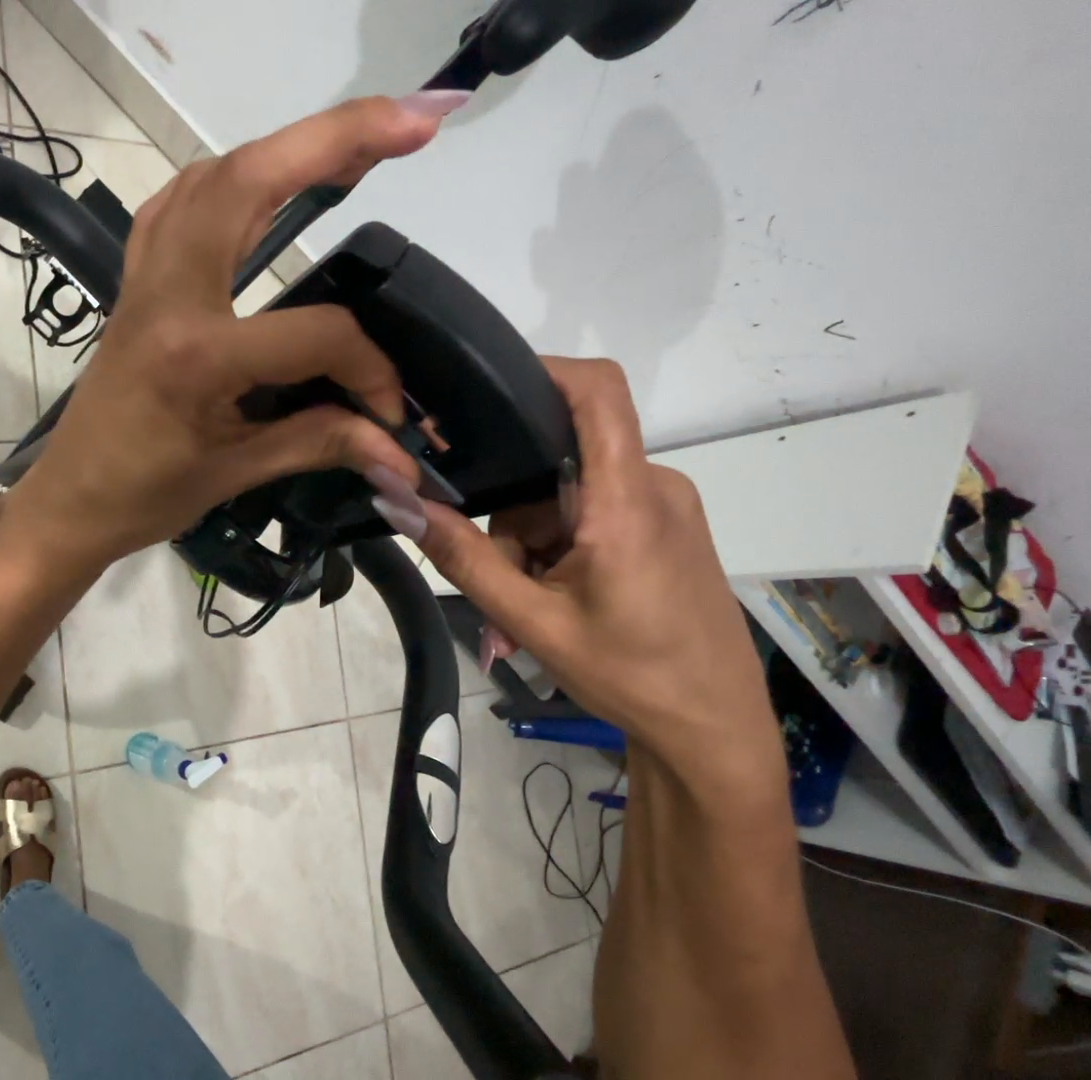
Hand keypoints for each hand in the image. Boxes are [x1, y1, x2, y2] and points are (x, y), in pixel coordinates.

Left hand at [3, 95, 470, 570]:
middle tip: (415, 123)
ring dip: (281, 148)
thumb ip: (318, 443)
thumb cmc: (142, 497)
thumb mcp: (234, 474)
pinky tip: (258, 187)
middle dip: (336, 138)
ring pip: (208, 179)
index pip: (314, 333)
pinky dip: (222, 182)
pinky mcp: (133, 285)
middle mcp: (167, 296)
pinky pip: (173, 208)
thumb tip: (399, 448)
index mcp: (195, 355)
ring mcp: (144, 282)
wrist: (68, 502)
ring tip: (350, 143)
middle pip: (247, 182)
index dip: (368, 370)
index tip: (387, 412)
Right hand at [414, 358, 775, 761]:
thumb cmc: (630, 675)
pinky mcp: (661, 529)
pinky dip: (556, 551)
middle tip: (493, 575)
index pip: (596, 389)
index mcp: (627, 499)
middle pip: (555, 459)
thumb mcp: (530, 620)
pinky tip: (547, 602)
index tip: (475, 392)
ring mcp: (661, 507)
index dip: (537, 370)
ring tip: (521, 610)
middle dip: (509, 511)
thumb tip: (395, 498)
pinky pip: (590, 515)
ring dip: (528, 543)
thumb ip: (460, 556)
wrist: (712, 730)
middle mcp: (652, 486)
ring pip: (565, 495)